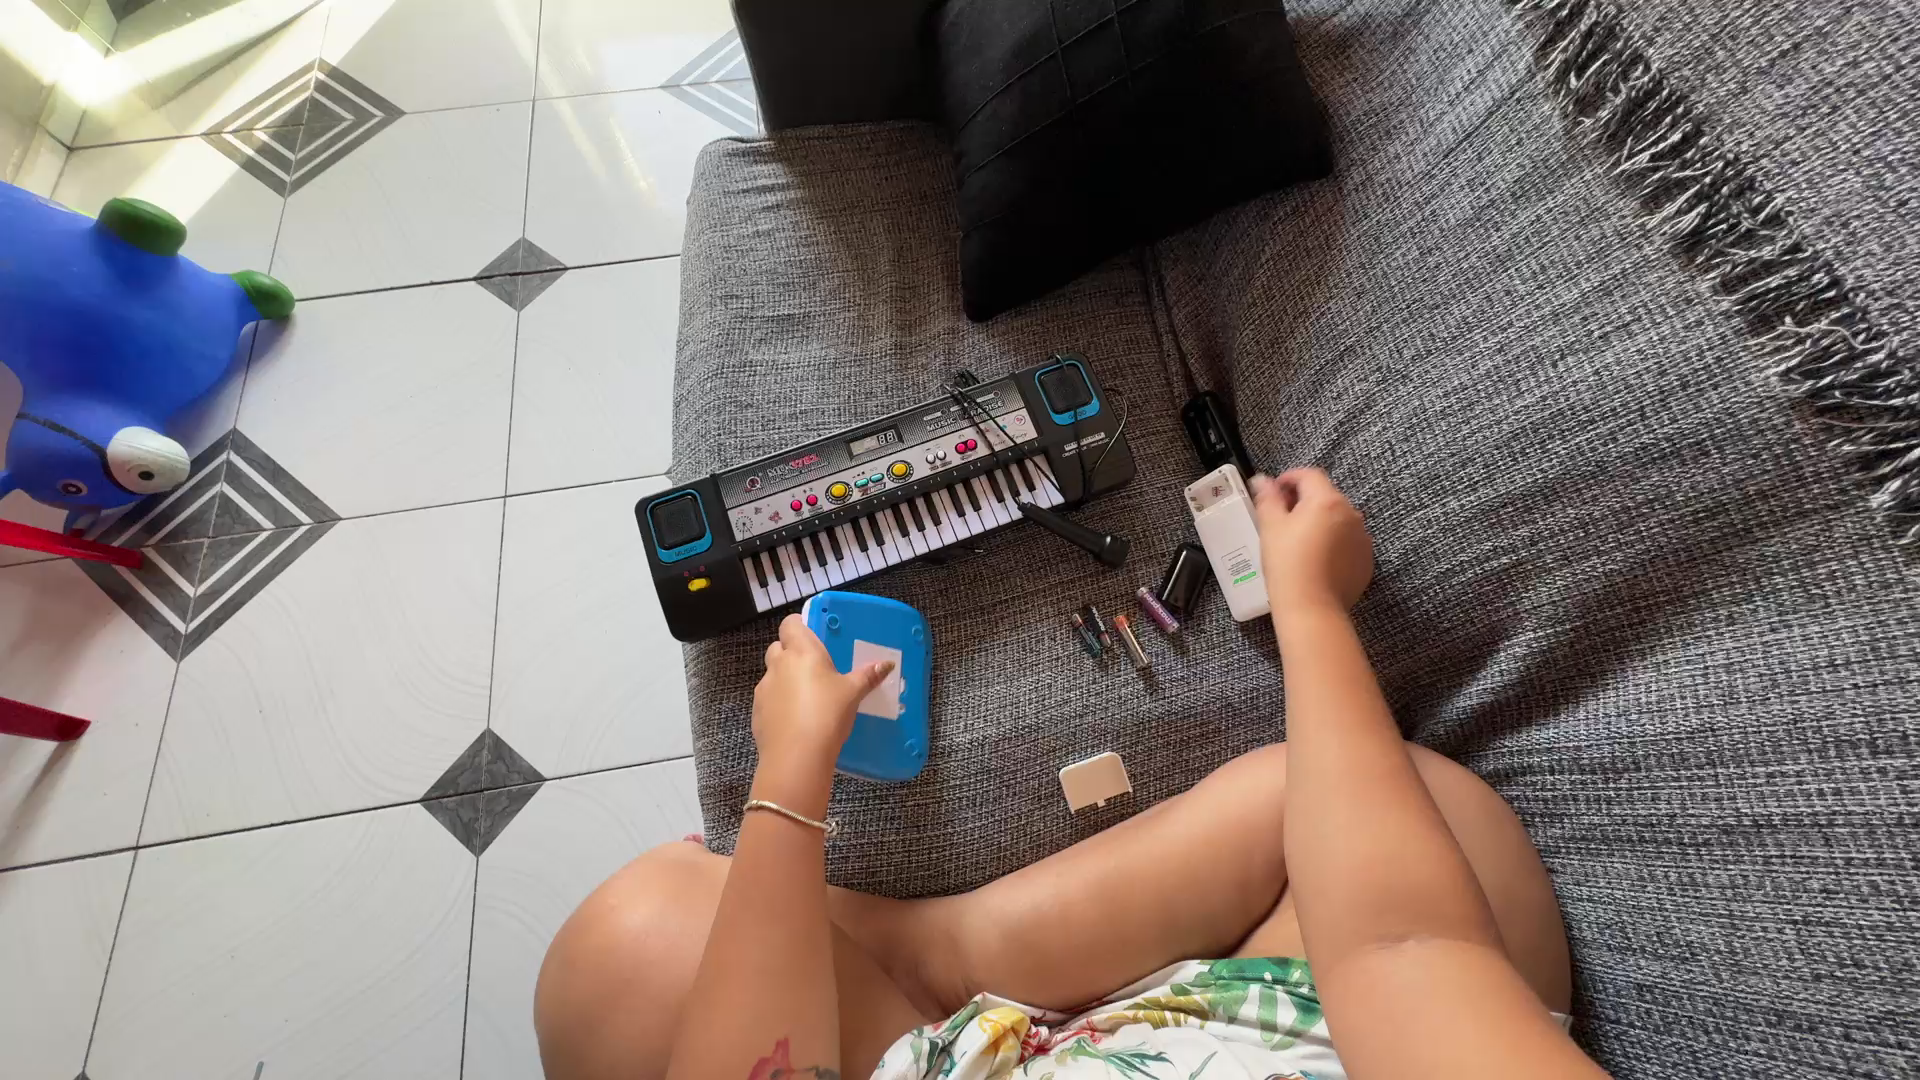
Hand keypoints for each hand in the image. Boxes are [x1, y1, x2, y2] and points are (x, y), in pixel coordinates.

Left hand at [752, 615, 894, 773]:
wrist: (796, 756)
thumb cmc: (827, 714)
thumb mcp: (853, 693)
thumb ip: (868, 676)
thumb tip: (887, 664)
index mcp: (802, 652)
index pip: (790, 624)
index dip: (798, 626)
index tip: (812, 635)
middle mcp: (778, 665)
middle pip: (778, 647)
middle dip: (791, 652)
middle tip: (813, 667)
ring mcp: (764, 689)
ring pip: (772, 674)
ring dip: (784, 678)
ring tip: (806, 696)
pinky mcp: (757, 712)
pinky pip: (767, 699)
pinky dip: (778, 702)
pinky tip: (794, 719)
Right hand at [1249, 467, 1373, 620]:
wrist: (1312, 607)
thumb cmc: (1287, 563)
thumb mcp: (1270, 527)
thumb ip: (1268, 498)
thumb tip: (1262, 480)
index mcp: (1327, 501)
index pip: (1309, 475)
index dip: (1289, 478)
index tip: (1273, 491)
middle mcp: (1351, 514)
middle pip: (1326, 496)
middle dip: (1303, 501)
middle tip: (1280, 518)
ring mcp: (1362, 537)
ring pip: (1338, 518)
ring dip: (1319, 521)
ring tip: (1297, 540)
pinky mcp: (1366, 559)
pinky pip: (1347, 541)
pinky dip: (1332, 542)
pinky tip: (1314, 558)